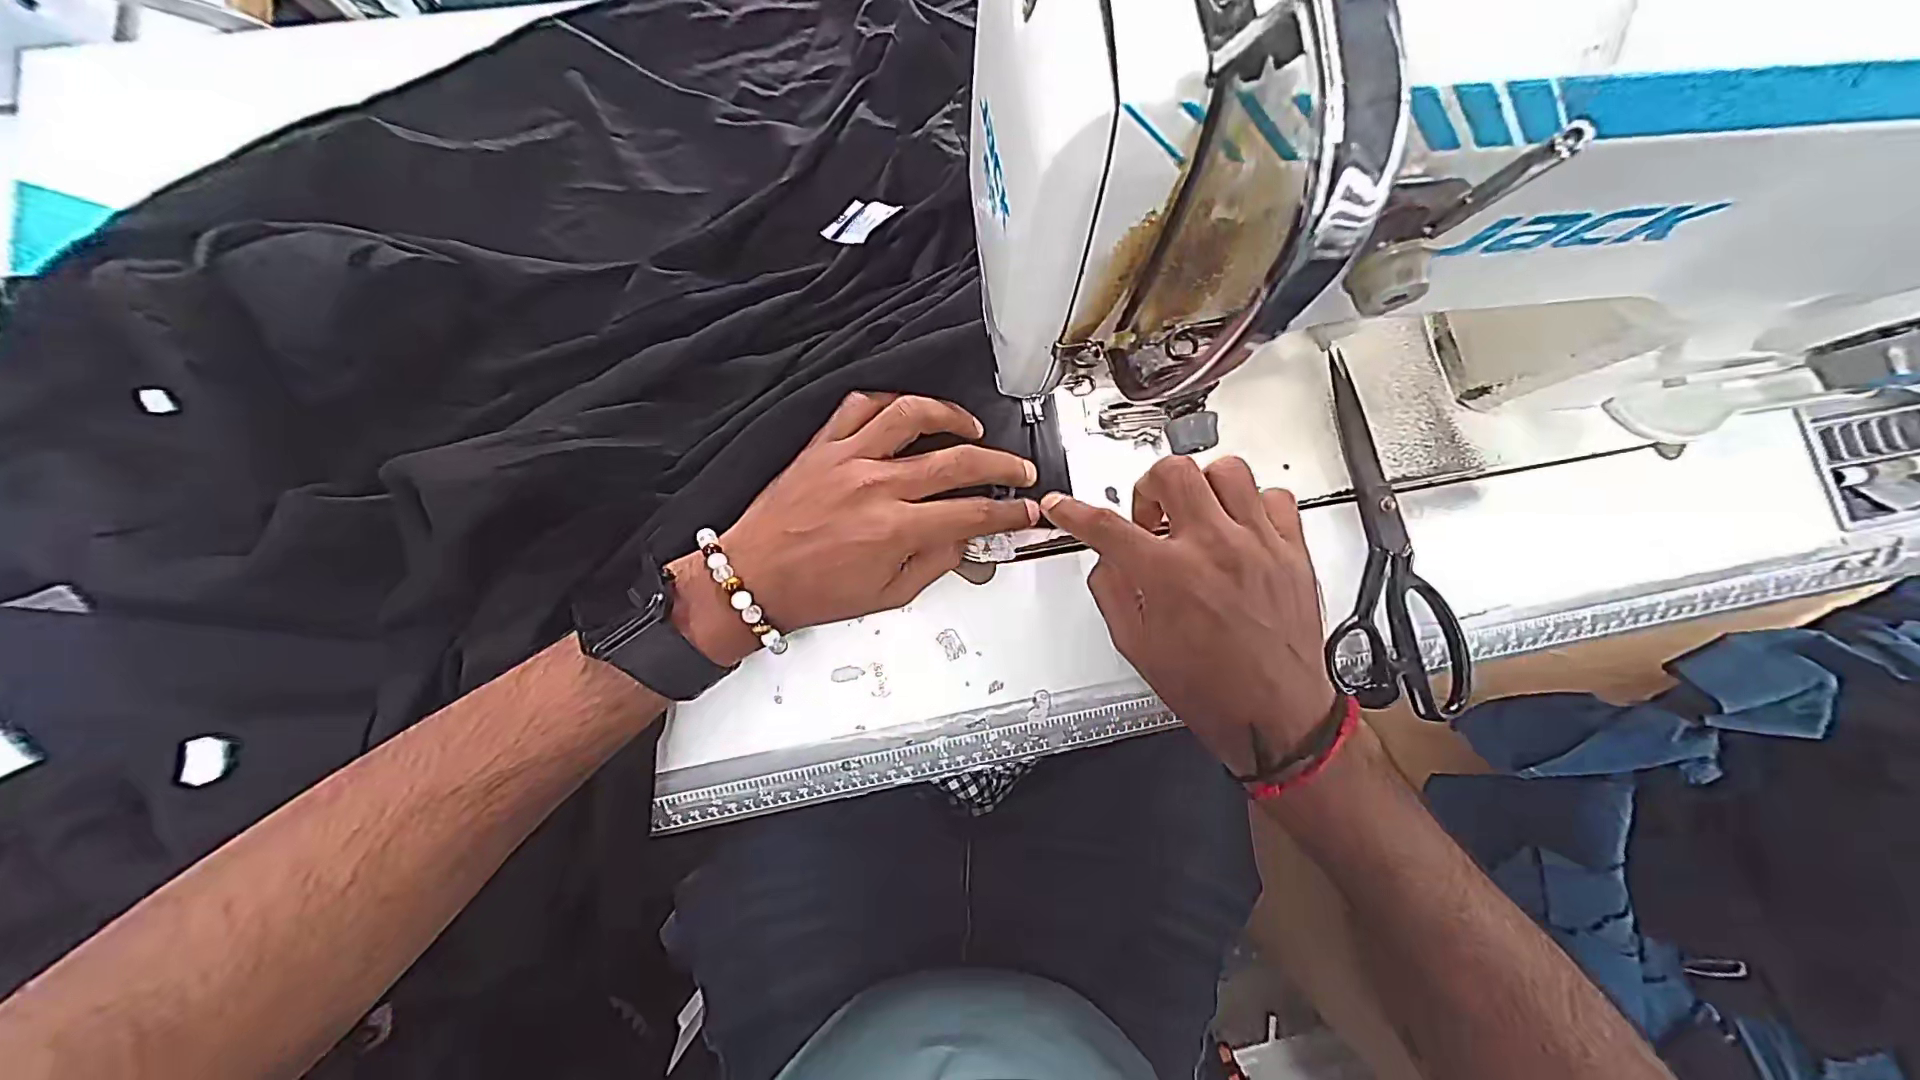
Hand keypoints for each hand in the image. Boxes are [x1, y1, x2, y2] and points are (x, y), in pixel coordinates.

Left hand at [670, 392, 1038, 664]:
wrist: (752, 578)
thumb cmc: (810, 591)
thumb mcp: (887, 594)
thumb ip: (934, 562)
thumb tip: (964, 539)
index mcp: (893, 530)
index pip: (972, 512)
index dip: (1009, 513)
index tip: (1023, 511)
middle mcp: (874, 487)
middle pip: (958, 460)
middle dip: (1002, 465)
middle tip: (1017, 471)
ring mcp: (847, 460)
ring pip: (912, 415)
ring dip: (952, 416)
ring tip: (970, 428)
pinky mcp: (822, 447)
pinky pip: (860, 406)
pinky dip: (890, 403)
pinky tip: (907, 413)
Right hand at [1040, 456, 1335, 774]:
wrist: (1277, 716)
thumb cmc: (1214, 690)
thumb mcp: (1137, 646)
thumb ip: (1111, 592)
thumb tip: (1106, 559)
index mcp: (1169, 576)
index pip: (1105, 526)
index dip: (1073, 512)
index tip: (1064, 507)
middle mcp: (1215, 550)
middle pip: (1172, 472)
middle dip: (1146, 487)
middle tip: (1147, 515)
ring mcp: (1259, 546)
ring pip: (1226, 470)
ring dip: (1199, 486)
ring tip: (1193, 513)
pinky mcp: (1293, 551)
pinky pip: (1274, 497)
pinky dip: (1251, 503)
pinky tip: (1238, 525)